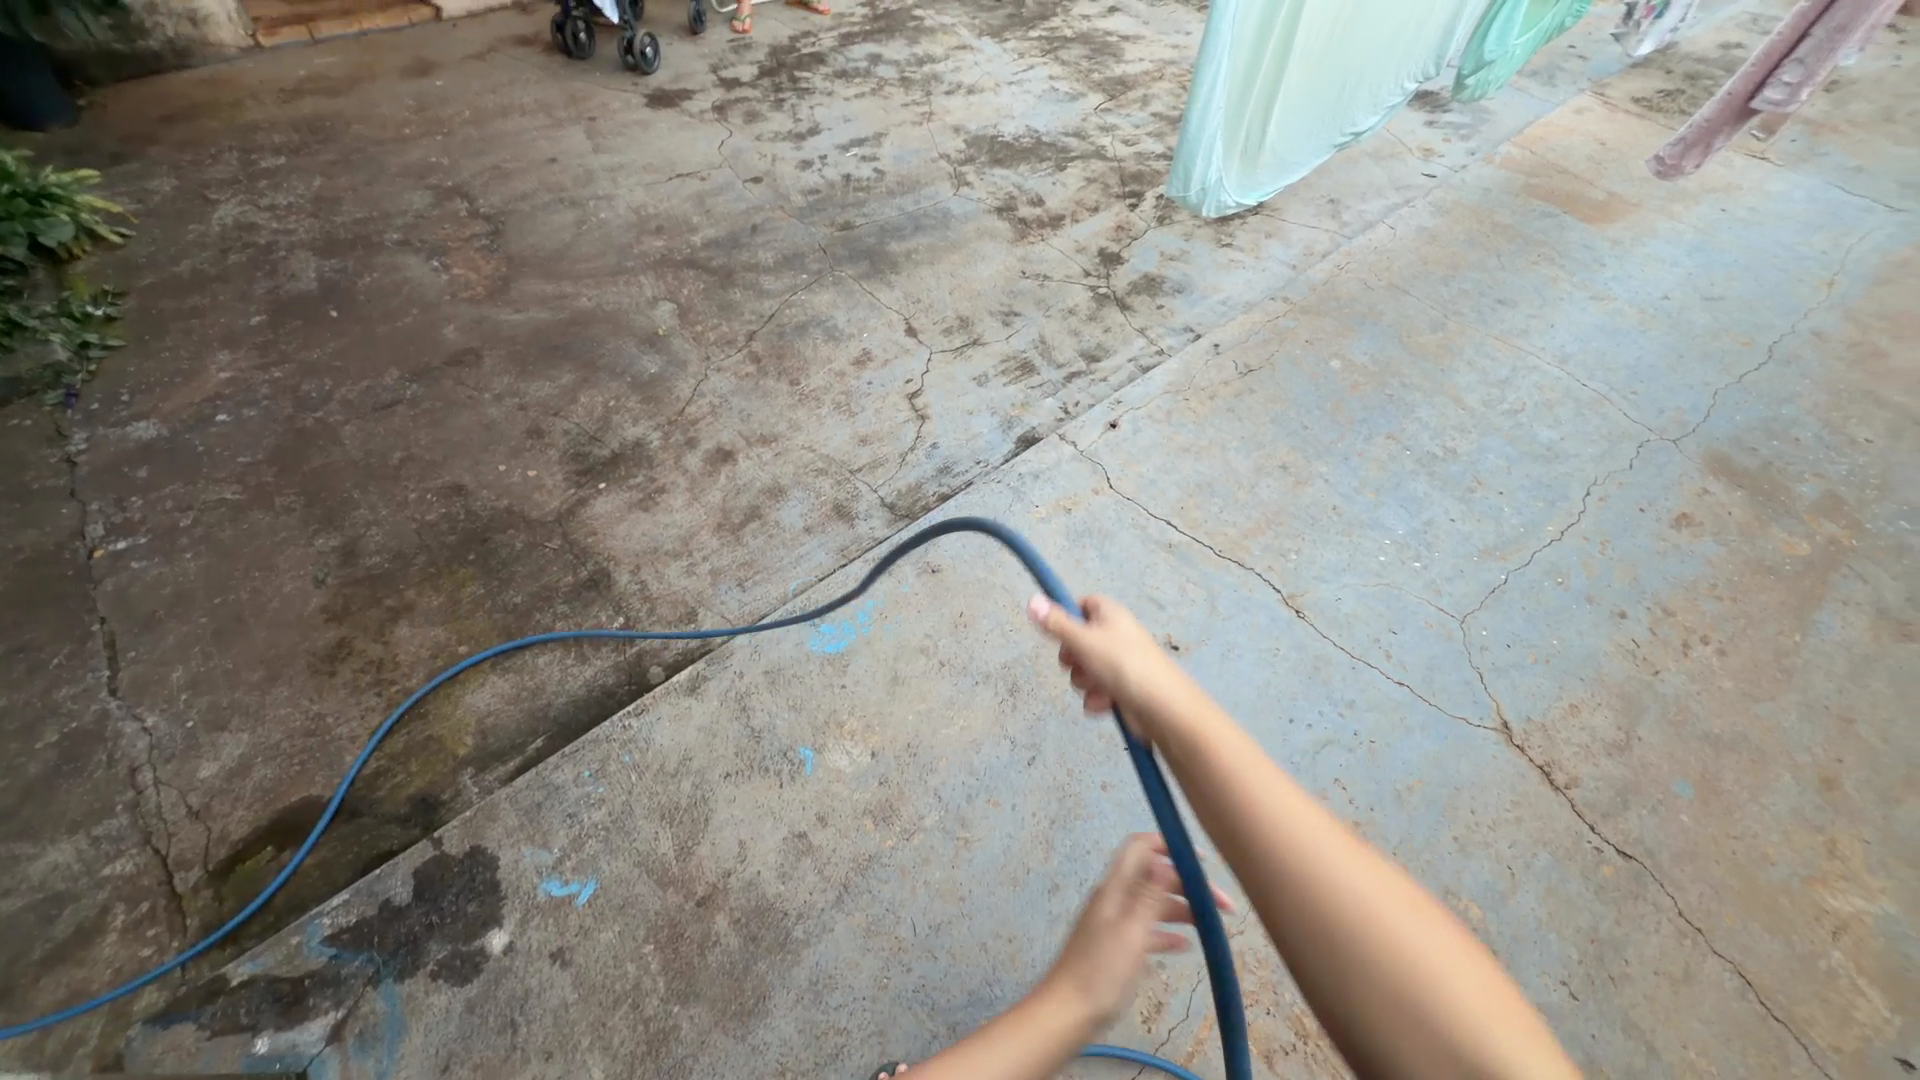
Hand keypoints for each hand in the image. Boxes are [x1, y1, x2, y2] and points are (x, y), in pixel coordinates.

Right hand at [1027, 594, 1196, 734]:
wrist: (1160, 706)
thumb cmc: (1121, 664)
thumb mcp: (1083, 640)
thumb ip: (1056, 624)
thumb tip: (1031, 599)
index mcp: (1110, 615)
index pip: (1082, 605)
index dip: (1067, 617)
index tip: (1057, 631)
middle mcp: (1115, 636)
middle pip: (1078, 641)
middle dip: (1073, 658)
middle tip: (1077, 662)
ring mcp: (1119, 664)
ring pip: (1085, 669)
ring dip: (1085, 682)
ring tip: (1098, 687)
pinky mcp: (1122, 689)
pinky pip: (1097, 690)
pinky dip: (1097, 698)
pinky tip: (1106, 704)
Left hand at [1042, 833, 1235, 1031]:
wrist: (1068, 1012)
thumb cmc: (1101, 970)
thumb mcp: (1131, 931)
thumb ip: (1148, 894)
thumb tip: (1163, 858)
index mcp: (1115, 887)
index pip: (1140, 847)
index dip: (1170, 846)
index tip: (1203, 863)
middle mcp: (1115, 898)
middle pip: (1154, 877)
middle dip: (1188, 885)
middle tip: (1225, 907)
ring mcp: (1114, 922)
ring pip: (1153, 905)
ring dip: (1183, 910)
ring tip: (1214, 928)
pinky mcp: (1116, 947)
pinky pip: (1146, 931)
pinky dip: (1166, 934)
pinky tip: (1186, 946)